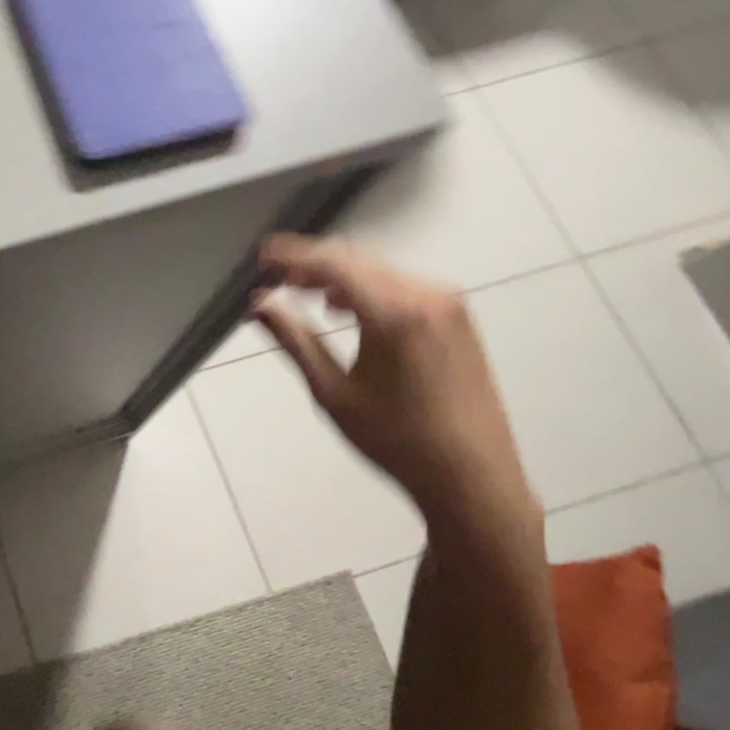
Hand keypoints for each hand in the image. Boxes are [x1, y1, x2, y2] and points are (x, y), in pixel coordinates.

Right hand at [251, 236, 535, 521]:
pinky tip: (350, 310)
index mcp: (394, 312)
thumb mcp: (333, 392)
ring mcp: (449, 305)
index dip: (294, 256)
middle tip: (277, 278)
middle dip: (315, 266)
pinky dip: (370, 291)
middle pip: (358, 262)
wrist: (470, 474)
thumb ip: (294, 340)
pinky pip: (404, 288)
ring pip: (381, 274)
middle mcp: (426, 295)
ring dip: (342, 278)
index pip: (334, 264)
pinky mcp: (458, 318)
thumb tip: (259, 305)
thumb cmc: (394, 439)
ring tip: (307, 295)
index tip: (262, 256)